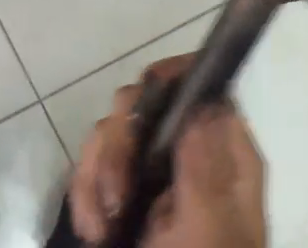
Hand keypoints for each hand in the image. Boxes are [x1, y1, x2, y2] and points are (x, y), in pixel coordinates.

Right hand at [69, 56, 267, 247]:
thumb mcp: (208, 232)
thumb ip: (204, 170)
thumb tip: (204, 102)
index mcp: (223, 158)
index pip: (204, 89)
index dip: (173, 76)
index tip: (142, 94)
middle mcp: (188, 155)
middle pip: (142, 106)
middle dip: (117, 147)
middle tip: (116, 193)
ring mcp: (153, 173)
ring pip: (109, 134)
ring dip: (96, 178)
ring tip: (101, 227)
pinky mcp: (124, 191)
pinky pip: (90, 168)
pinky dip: (85, 196)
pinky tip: (93, 230)